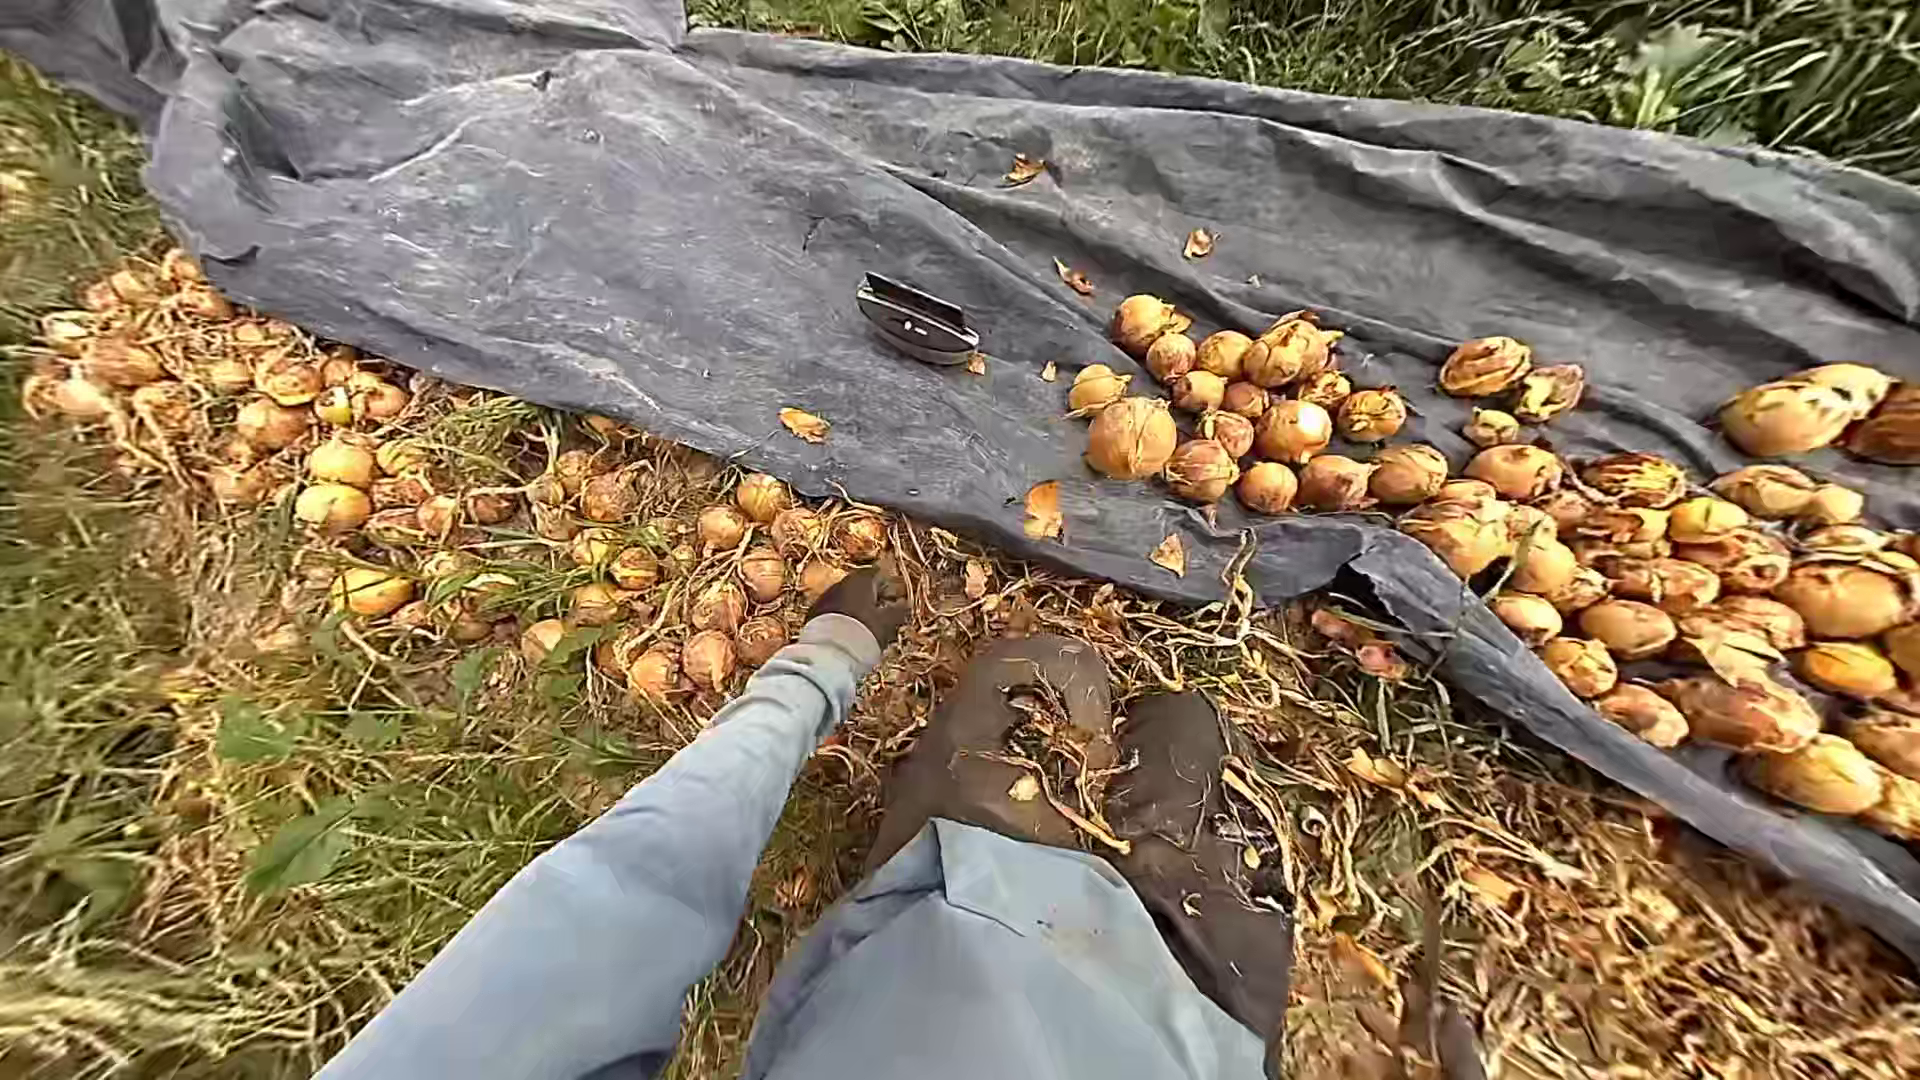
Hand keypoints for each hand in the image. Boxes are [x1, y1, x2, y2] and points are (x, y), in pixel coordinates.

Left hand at [809, 561, 909, 651]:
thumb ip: (899, 611)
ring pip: (844, 598)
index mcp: (859, 581)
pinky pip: (832, 611)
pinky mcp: (813, 615)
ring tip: (865, 623)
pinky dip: (842, 617)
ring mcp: (824, 599)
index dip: (885, 583)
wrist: (829, 652)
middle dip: (870, 595)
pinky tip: (848, 631)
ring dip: (855, 607)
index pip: (874, 573)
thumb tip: (907, 604)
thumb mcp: (887, 623)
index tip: (893, 595)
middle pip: (858, 585)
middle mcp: (840, 585)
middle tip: (881, 610)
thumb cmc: (864, 632)